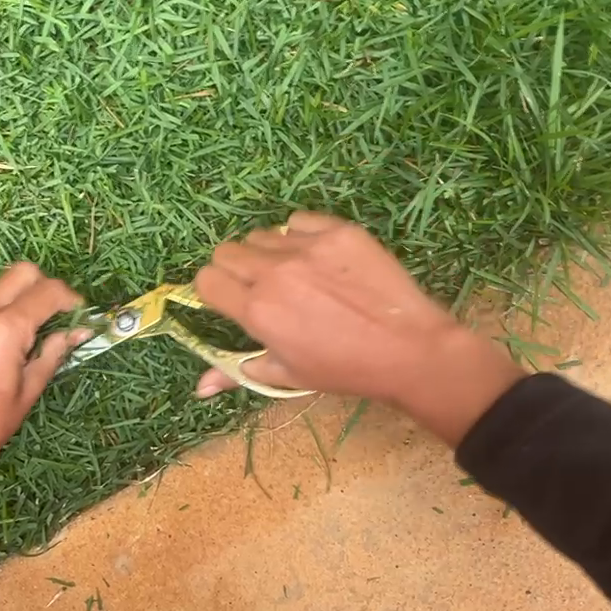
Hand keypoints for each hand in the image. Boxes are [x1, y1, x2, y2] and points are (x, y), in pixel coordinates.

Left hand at [0, 263, 89, 538]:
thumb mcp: (28, 391)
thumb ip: (52, 354)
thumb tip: (78, 333)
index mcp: (5, 328)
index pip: (48, 292)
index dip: (72, 301)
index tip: (84, 318)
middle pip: (24, 273)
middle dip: (49, 287)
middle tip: (63, 317)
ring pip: (5, 284)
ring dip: (28, 296)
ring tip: (43, 330)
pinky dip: (10, 307)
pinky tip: (20, 338)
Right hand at [192, 211, 522, 445]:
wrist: (411, 349)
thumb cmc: (344, 369)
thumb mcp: (288, 375)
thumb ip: (237, 373)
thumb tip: (200, 388)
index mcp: (257, 312)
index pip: (205, 281)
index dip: (213, 291)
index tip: (230, 300)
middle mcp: (274, 274)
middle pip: (226, 252)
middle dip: (234, 269)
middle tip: (258, 286)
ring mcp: (307, 248)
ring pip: (260, 235)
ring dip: (265, 252)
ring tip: (291, 272)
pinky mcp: (337, 231)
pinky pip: (297, 222)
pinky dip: (298, 237)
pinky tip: (316, 258)